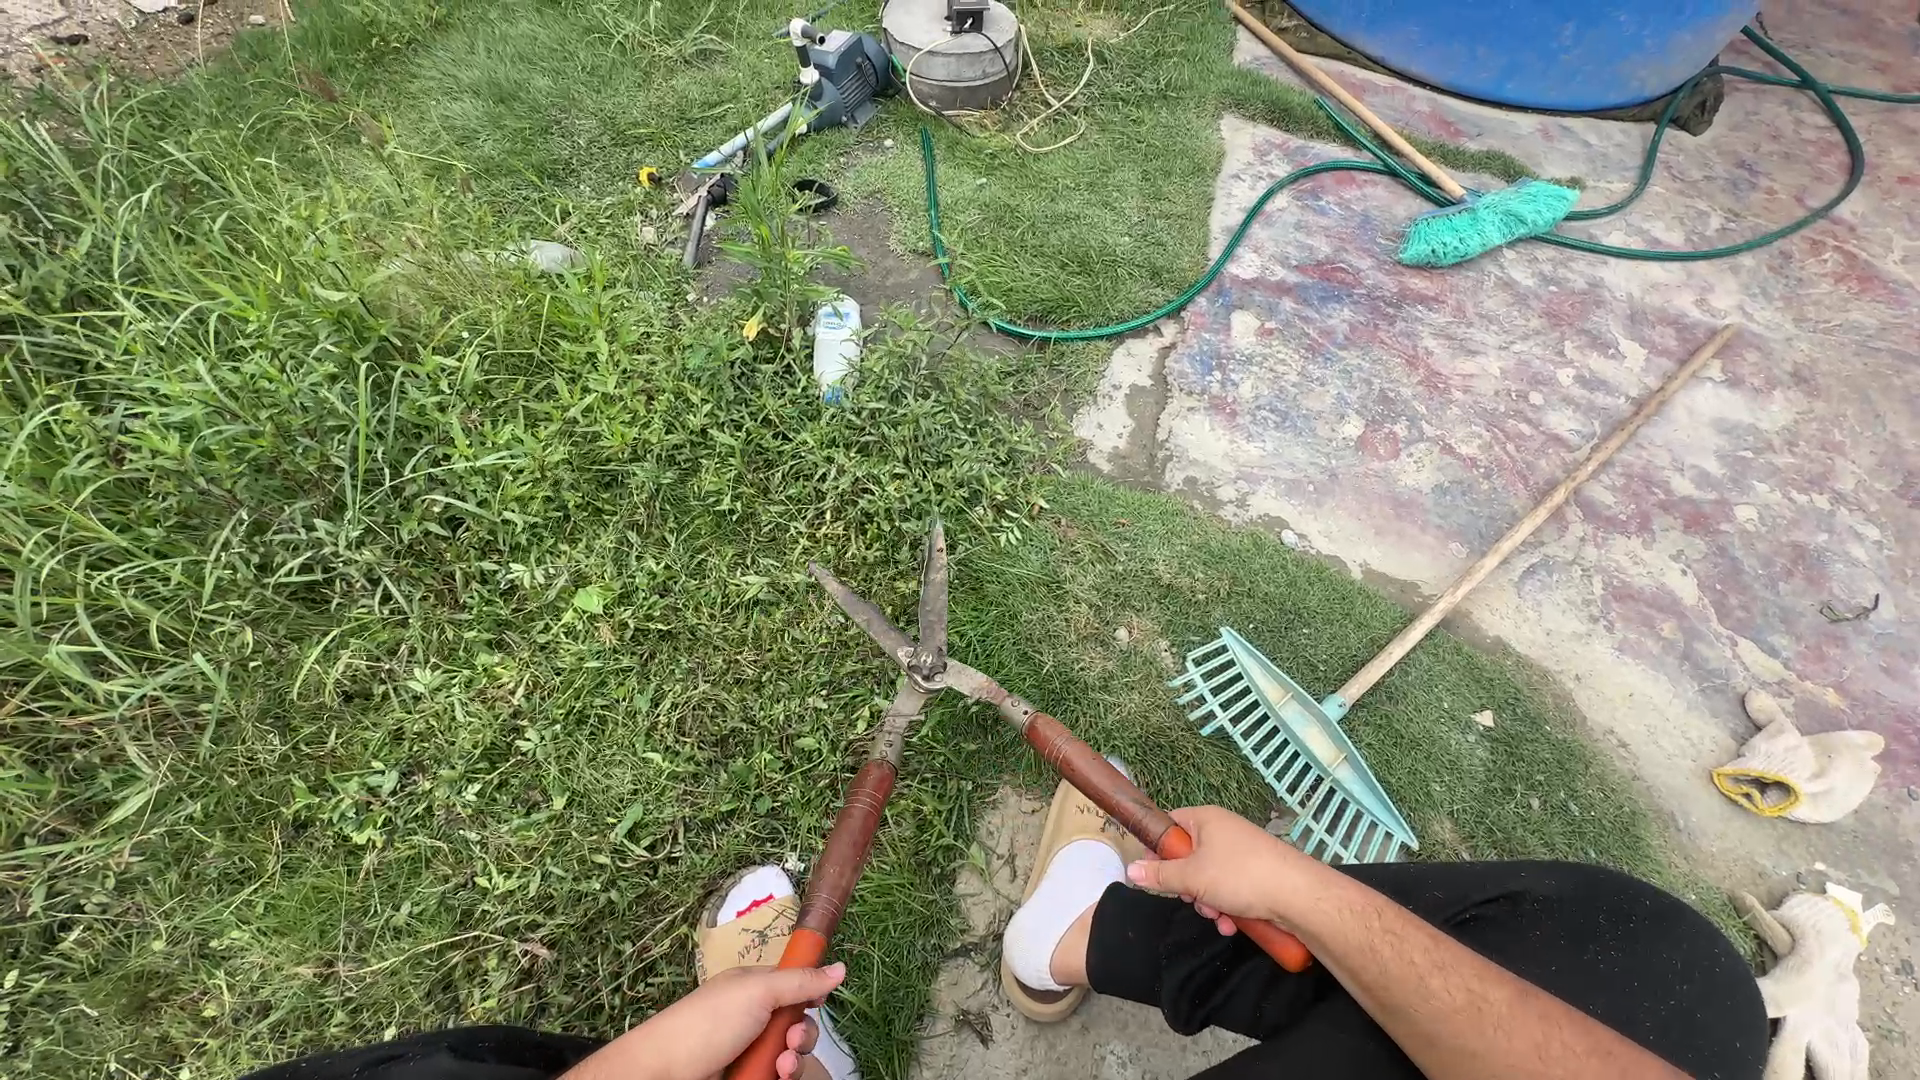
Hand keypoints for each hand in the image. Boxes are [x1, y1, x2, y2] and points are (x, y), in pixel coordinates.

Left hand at [560, 963, 845, 1079]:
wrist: (663, 1073)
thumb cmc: (709, 1022)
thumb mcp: (758, 991)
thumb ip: (801, 980)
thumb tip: (841, 967)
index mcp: (753, 988)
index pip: (794, 985)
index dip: (810, 993)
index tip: (820, 1002)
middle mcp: (753, 1019)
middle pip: (797, 1024)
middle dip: (802, 1034)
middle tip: (790, 1040)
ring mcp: (748, 1052)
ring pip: (790, 1055)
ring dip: (794, 1060)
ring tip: (781, 1066)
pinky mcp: (746, 1078)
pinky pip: (776, 1075)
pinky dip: (782, 1076)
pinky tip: (776, 1077)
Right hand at [1125, 806, 1319, 932]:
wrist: (1300, 895)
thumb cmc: (1240, 875)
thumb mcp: (1192, 877)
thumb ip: (1159, 875)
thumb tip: (1130, 869)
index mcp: (1205, 819)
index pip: (1169, 825)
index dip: (1157, 849)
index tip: (1152, 873)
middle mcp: (1222, 830)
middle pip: (1188, 856)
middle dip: (1187, 885)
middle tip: (1191, 898)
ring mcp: (1241, 852)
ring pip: (1209, 876)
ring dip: (1207, 901)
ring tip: (1218, 918)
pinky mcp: (1256, 873)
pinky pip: (1229, 887)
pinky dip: (1227, 906)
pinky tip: (1233, 925)